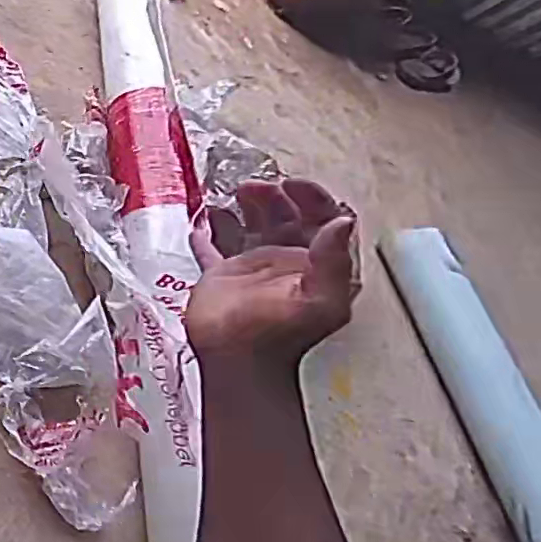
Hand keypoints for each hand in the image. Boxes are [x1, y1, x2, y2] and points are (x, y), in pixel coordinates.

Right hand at [186, 179, 358, 364]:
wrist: (237, 358)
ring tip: (228, 195)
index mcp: (315, 264)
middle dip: (271, 197)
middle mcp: (285, 261)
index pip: (321, 220)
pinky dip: (205, 235)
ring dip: (241, 208)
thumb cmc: (279, 332)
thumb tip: (341, 221)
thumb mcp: (319, 299)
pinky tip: (199, 224)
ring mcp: (251, 268)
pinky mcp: (219, 275)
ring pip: (249, 227)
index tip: (290, 184)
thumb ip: (332, 261)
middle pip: (284, 218)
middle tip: (250, 186)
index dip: (311, 198)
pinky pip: (212, 248)